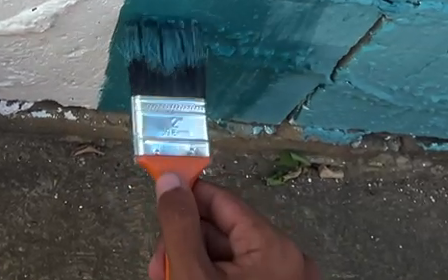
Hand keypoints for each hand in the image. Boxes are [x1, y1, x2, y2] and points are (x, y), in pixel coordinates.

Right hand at [151, 173, 318, 279]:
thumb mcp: (195, 274)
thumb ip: (180, 225)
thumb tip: (169, 178)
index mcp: (275, 246)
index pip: (220, 200)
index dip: (185, 198)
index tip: (158, 202)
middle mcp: (289, 259)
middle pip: (221, 230)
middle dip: (184, 242)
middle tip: (159, 266)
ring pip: (227, 257)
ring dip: (193, 261)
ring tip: (168, 277)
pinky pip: (239, 275)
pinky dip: (211, 276)